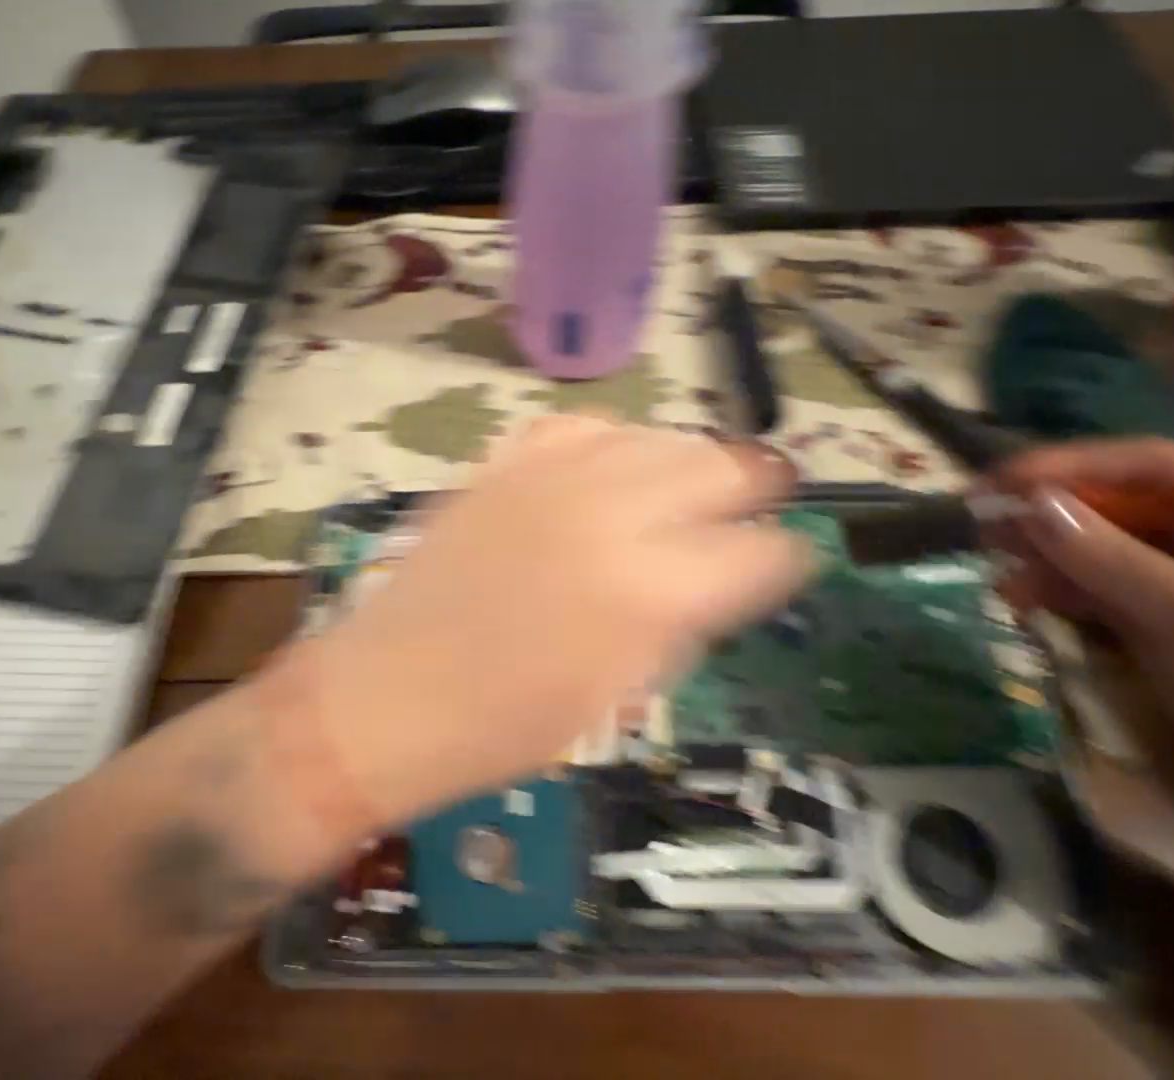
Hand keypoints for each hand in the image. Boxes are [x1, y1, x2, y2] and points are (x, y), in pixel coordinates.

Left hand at [273, 416, 809, 829]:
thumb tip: (723, 581)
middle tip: (756, 509)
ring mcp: (551, 479)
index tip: (788, 561)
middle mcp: (611, 514)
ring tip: (691, 487)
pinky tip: (613, 468)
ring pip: (656, 434)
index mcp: (651, 591)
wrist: (386, 698)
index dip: (785, 556)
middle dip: (753, 486)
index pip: (758, 550)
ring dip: (688, 459)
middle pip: (719, 465)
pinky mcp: (503, 467)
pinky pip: (580, 426)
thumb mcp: (619, 695)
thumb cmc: (504, 729)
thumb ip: (681, 625)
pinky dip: (612, 442)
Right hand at [994, 438, 1173, 789]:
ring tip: (999, 582)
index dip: (1068, 467)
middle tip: (984, 532)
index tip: (998, 484)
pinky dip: (1071, 599)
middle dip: (1053, 520)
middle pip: (1126, 509)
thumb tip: (1029, 503)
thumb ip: (1107, 559)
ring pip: (1113, 556)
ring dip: (1053, 564)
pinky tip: (1028, 606)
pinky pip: (1117, 598)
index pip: (1151, 466)